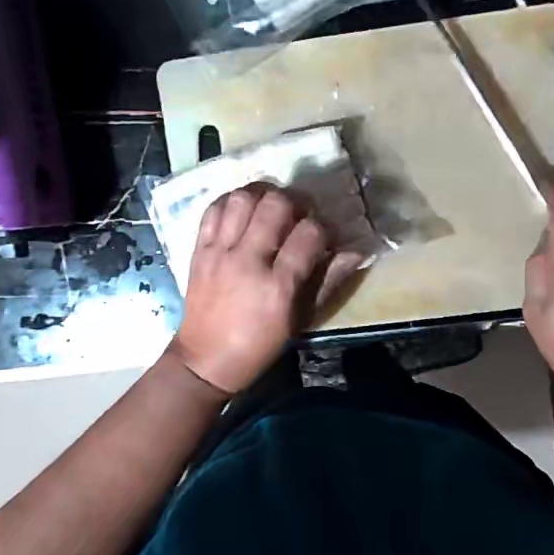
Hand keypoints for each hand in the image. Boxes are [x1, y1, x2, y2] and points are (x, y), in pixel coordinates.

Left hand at [167, 183, 360, 395]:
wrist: (206, 360)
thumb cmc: (259, 345)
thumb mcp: (301, 320)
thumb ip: (328, 281)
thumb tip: (354, 252)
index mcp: (278, 286)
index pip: (309, 234)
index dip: (324, 228)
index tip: (324, 236)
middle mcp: (247, 262)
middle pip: (276, 205)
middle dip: (296, 202)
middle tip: (299, 214)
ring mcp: (219, 253)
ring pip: (243, 198)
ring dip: (263, 195)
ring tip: (271, 207)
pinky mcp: (199, 250)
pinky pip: (214, 208)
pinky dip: (232, 201)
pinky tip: (244, 211)